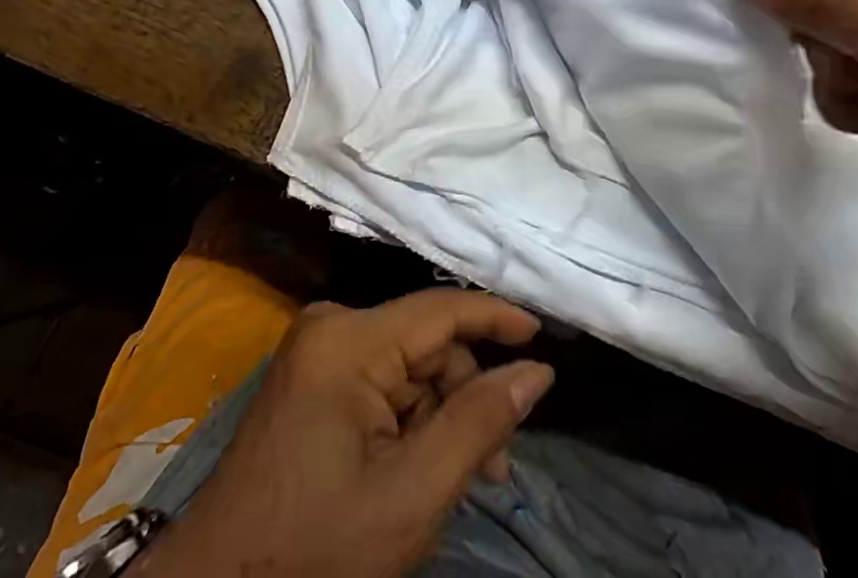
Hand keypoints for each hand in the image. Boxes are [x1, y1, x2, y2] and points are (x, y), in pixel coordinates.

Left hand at [131, 290, 554, 577]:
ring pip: (412, 369)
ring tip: (461, 478)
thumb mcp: (413, 493)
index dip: (499, 318)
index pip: (443, 310)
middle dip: (468, 398)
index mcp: (347, 341)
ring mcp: (317, 355)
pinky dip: (413, 423)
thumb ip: (481, 421)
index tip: (545, 336)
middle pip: (430, 345)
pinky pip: (385, 384)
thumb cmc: (314, 548)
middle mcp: (330, 329)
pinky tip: (421, 468)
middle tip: (493, 466)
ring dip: (444, 417)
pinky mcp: (312, 380)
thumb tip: (538, 370)